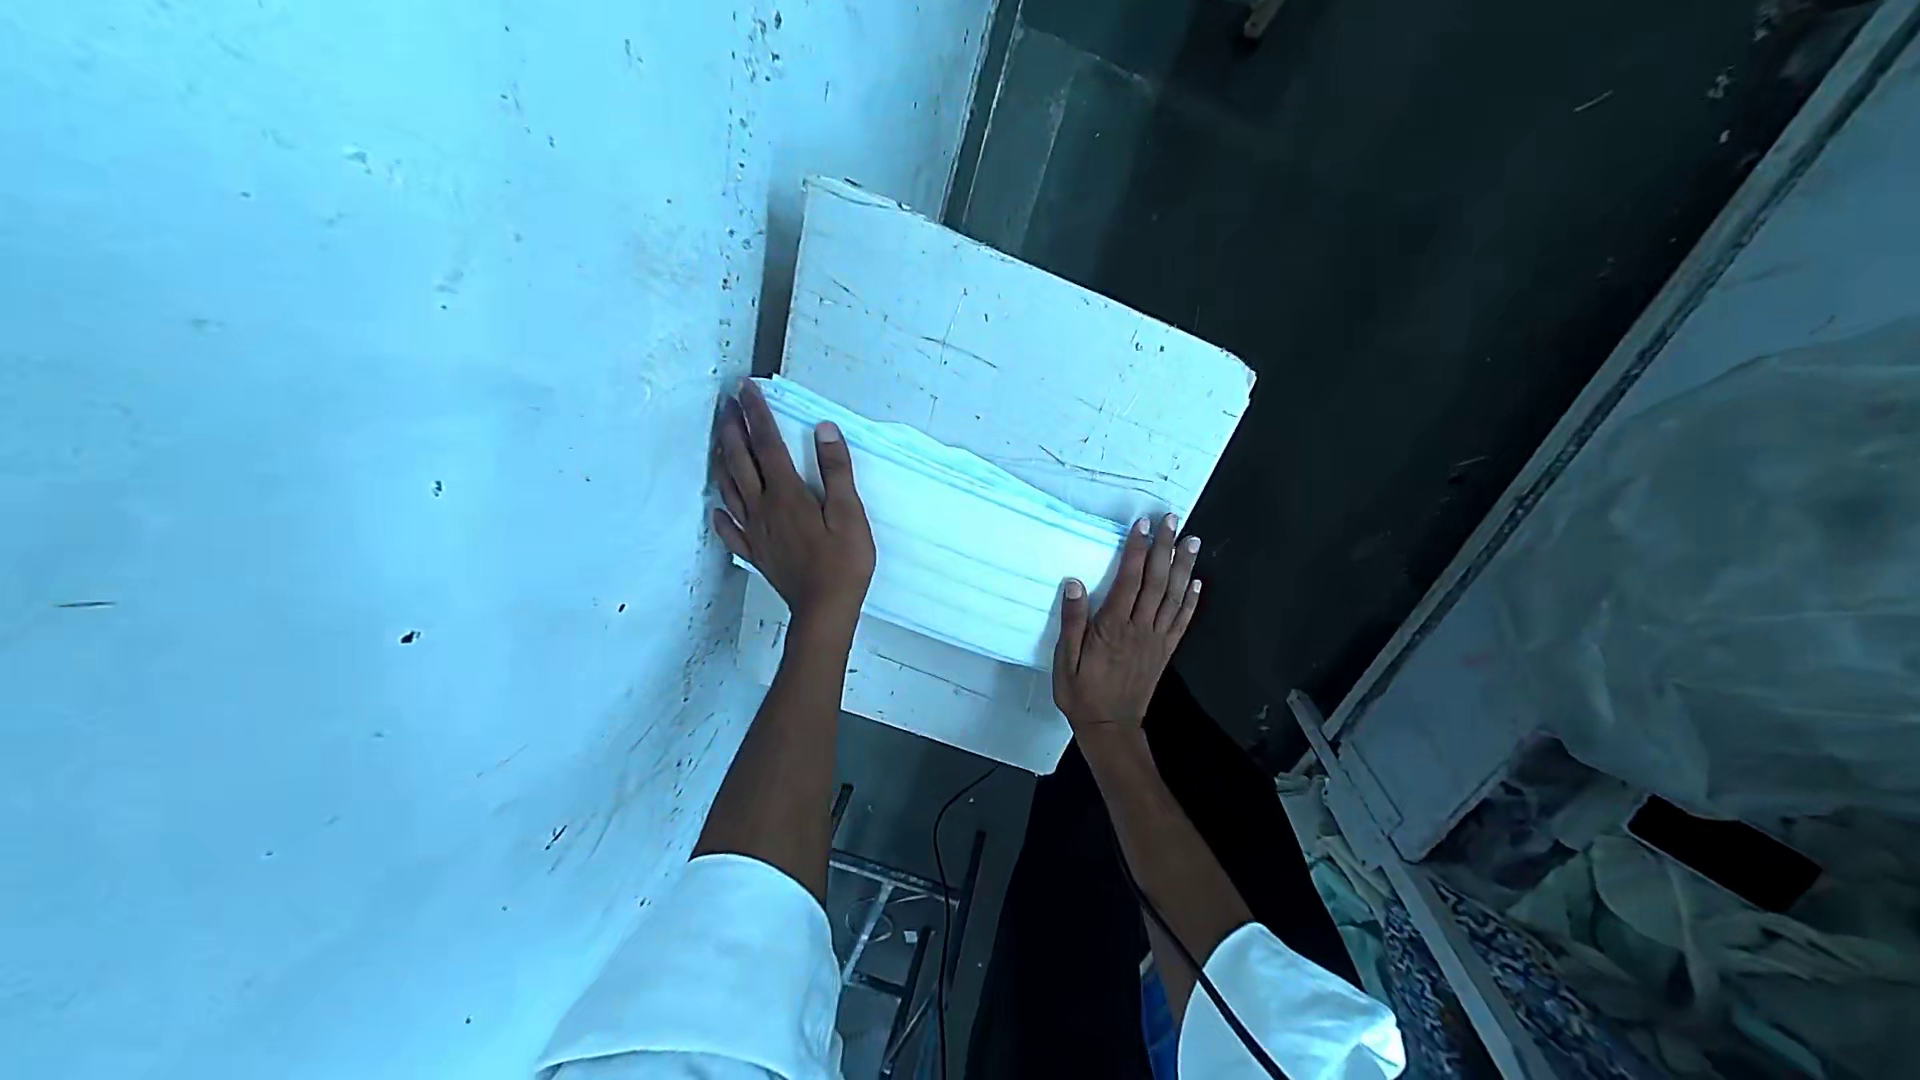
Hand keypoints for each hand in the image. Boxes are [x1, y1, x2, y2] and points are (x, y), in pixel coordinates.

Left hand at [713, 379, 875, 632]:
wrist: (824, 610)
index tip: (746, 389)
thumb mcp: (849, 513)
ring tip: (719, 443)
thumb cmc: (843, 563)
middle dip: (732, 430)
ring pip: (730, 490)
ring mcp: (756, 533)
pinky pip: (732, 532)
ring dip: (723, 462)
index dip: (757, 415)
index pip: (768, 445)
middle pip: (741, 462)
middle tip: (726, 406)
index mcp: (787, 495)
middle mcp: (764, 509)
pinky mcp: (757, 554)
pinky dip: (722, 516)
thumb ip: (836, 471)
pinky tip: (718, 509)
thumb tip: (824, 430)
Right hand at [1053, 514, 1201, 743]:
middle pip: (1155, 581)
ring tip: (1191, 541)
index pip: (1128, 579)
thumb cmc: (1082, 693)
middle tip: (1172, 521)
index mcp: (1113, 627)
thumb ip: (1072, 621)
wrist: (1109, 728)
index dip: (1136, 549)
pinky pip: (1181, 621)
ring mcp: (1156, 640)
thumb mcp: (1065, 660)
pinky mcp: (1165, 651)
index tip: (1143, 524)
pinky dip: (1191, 600)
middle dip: (1164, 548)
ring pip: (1173, 596)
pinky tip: (1197, 583)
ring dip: (1184, 567)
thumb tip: (1075, 583)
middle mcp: (1140, 628)